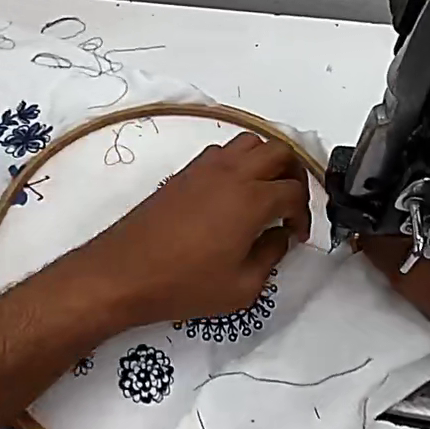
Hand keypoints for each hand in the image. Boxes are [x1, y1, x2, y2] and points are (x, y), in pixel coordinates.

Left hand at [62, 132, 311, 328]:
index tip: (296, 234)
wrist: (125, 272)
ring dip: (266, 160)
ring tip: (265, 191)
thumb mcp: (242, 287)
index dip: (304, 214)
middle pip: (279, 151)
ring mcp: (205, 168)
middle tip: (291, 203)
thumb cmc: (184, 284)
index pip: (295, 191)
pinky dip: (238, 160)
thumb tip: (279, 237)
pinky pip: (222, 150)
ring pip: (250, 141)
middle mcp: (232, 173)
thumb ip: (271, 257)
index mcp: (251, 199)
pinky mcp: (184, 172)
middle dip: (294, 174)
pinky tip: (233, 191)